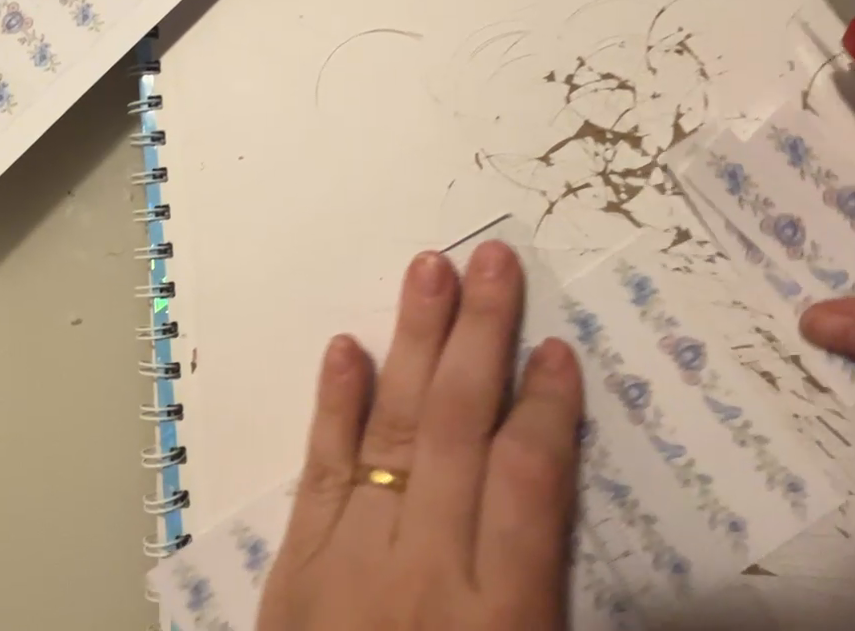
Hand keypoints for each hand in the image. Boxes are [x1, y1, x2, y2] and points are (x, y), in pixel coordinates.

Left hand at [257, 242, 582, 630]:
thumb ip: (545, 598)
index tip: (558, 348)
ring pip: (393, 430)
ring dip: (412, 344)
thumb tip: (556, 513)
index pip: (529, 486)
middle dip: (478, 336)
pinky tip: (344, 348)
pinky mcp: (296, 562)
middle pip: (459, 429)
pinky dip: (333, 406)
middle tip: (491, 258)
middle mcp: (424, 569)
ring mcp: (351, 557)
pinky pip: (320, 470)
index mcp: (497, 617)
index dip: (549, 410)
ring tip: (427, 270)